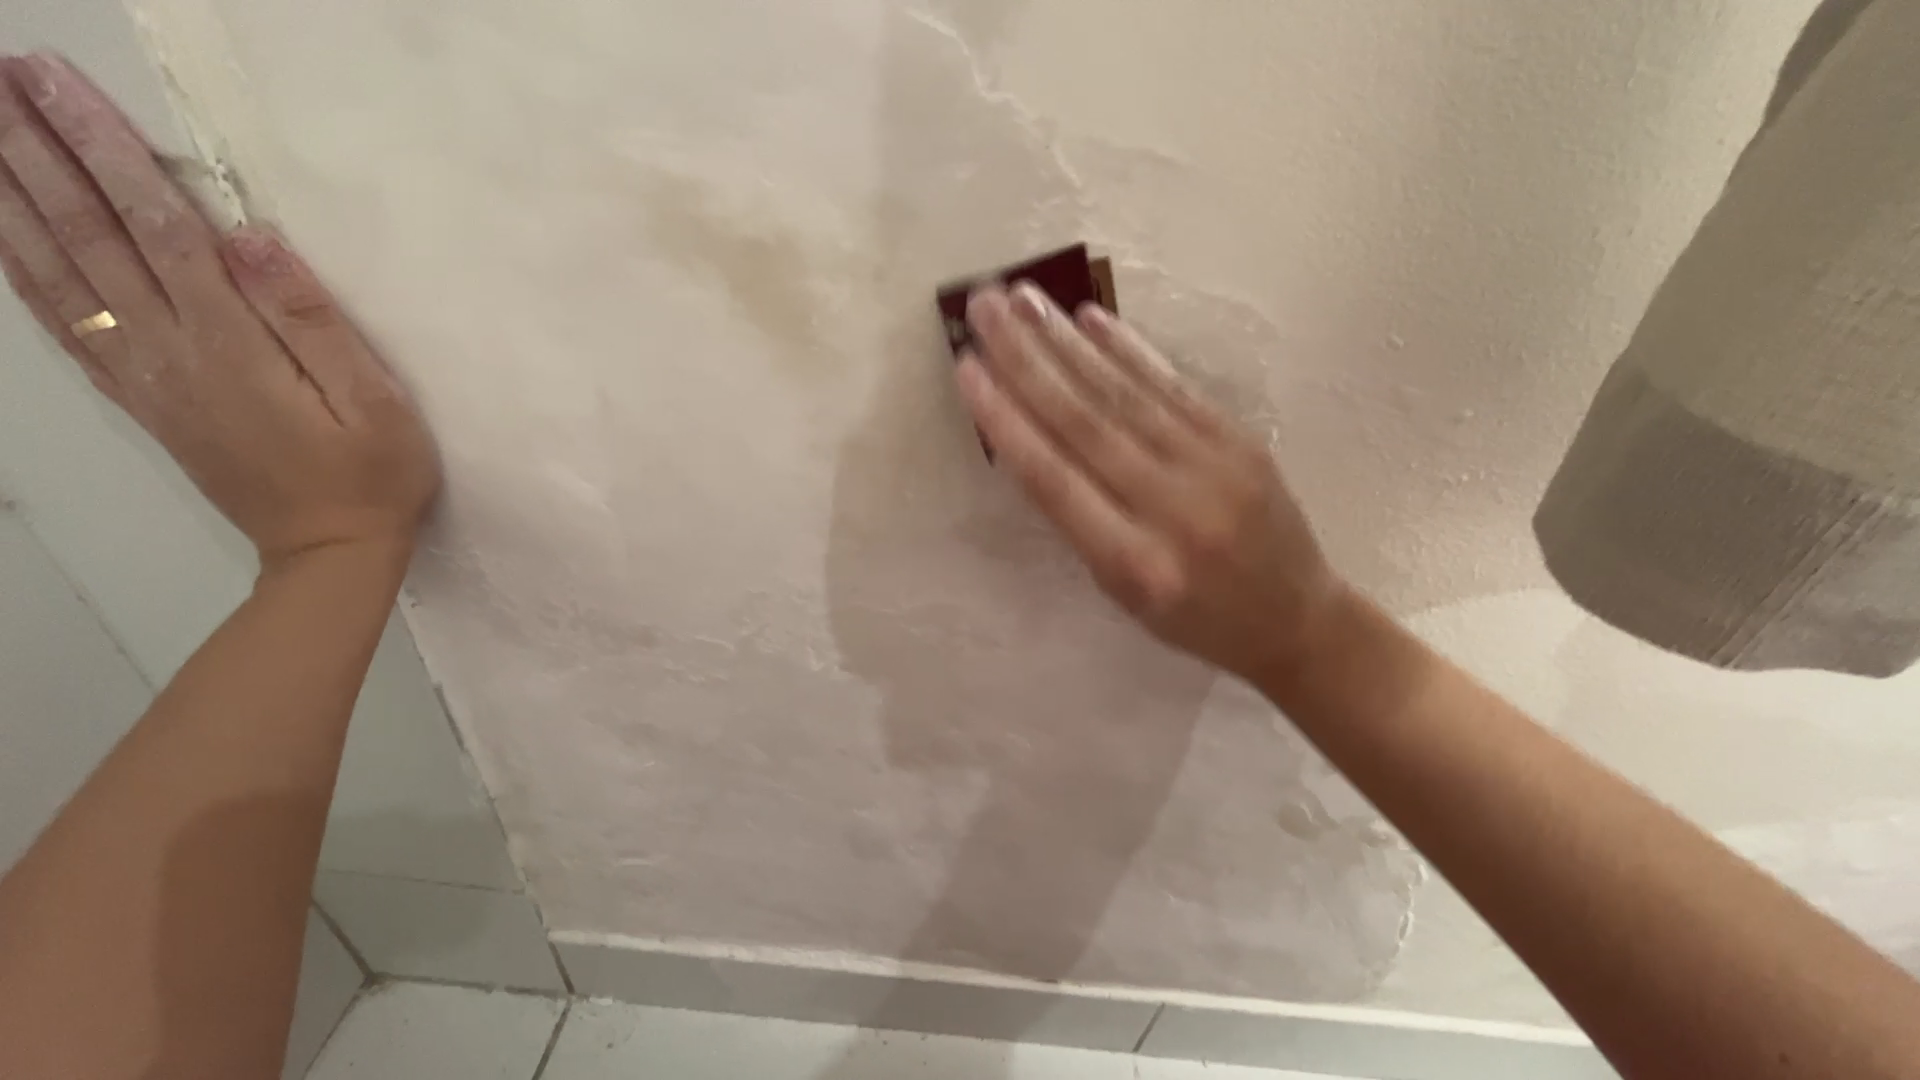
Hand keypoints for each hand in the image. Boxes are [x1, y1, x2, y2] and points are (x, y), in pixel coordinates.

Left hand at [0, 53, 438, 570]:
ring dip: (17, 200)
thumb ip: (315, 322)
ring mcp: (149, 380)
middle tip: (4, 80)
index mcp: (234, 348)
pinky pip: (67, 329)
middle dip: (43, 155)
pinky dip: (23, 276)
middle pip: (95, 241)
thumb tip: (254, 239)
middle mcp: (172, 354)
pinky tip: (3, 238)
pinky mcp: (147, 403)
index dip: (111, 155)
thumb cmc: (376, 476)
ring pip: (63, 276)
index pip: (162, 232)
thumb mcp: (377, 402)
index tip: (61, 86)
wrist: (332, 552)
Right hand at [956, 282, 1347, 680]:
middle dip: (1027, 360)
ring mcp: (1213, 468)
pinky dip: (1128, 351)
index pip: (1054, 481)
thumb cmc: (1195, 620)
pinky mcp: (1240, 441)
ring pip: (1125, 395)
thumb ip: (1079, 522)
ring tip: (1023, 300)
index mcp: (1133, 564)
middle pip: (1086, 423)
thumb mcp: (1122, 595)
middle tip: (984, 307)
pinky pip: (1173, 387)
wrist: (1297, 620)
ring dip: (1068, 343)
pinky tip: (1092, 319)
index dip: (1006, 422)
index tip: (967, 370)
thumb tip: (1030, 440)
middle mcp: (1172, 510)